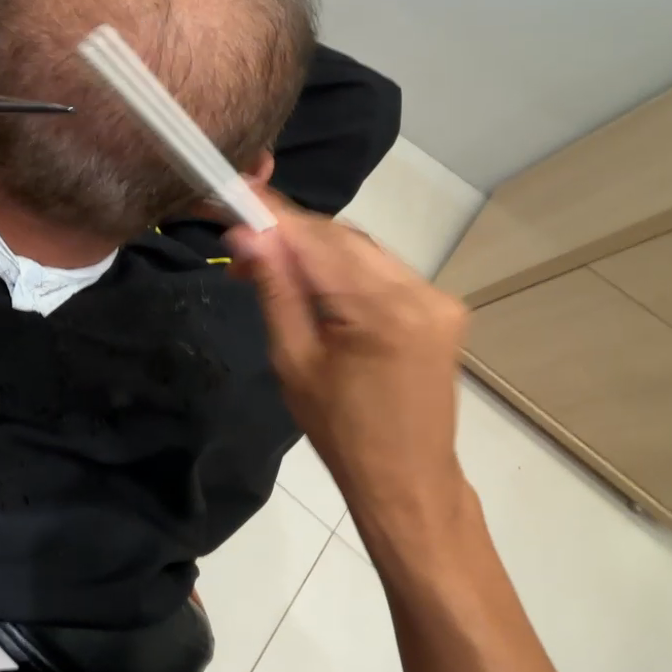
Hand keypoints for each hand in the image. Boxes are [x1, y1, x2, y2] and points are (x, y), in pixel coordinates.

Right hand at [222, 191, 470, 529]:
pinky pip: (377, 268)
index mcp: (382, 310)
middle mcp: (419, 292)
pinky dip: (338, 265)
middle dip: (287, 233)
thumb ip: (274, 289)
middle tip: (236, 246)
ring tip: (264, 265)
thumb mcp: (293, 359)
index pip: (317, 240)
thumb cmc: (339, 428)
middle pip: (339, 238)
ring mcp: (436, 297)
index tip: (232, 193)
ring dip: (310, 248)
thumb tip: (245, 234)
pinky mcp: (439, 306)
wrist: (407, 478)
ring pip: (358, 248)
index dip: (272, 214)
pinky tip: (308, 280)